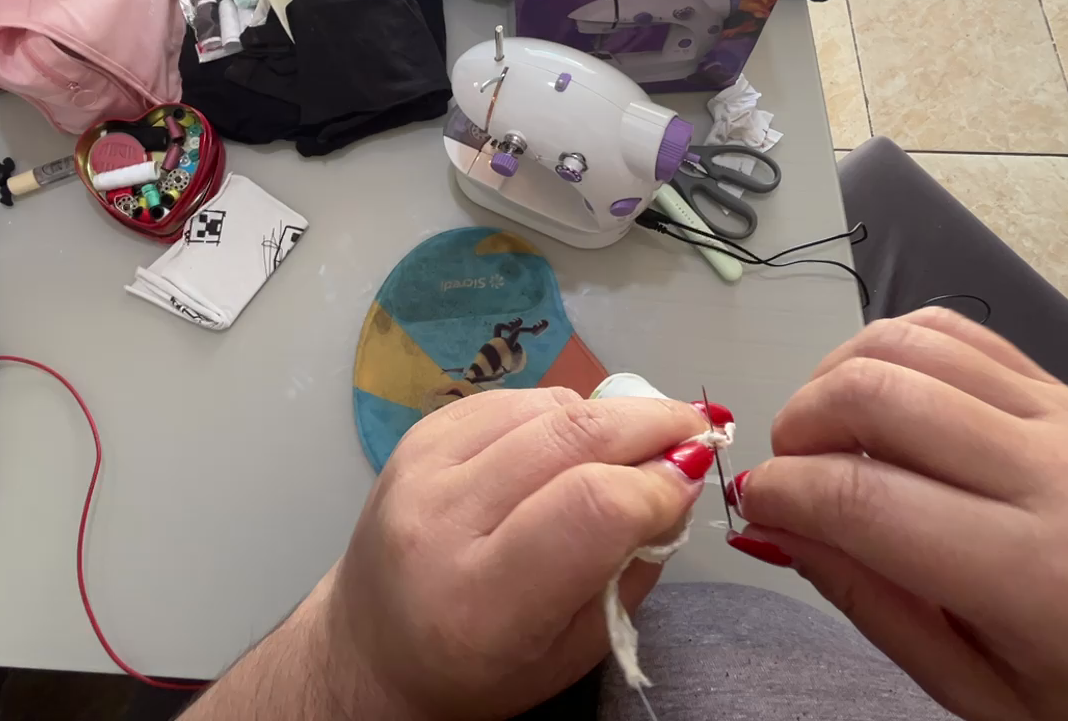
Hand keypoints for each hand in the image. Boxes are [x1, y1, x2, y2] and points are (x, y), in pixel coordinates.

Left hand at [308, 387, 717, 718]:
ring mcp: (423, 464)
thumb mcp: (572, 651)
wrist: (372, 644)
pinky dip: (559, 407)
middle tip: (695, 425)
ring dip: (607, 411)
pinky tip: (575, 432)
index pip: (590, 508)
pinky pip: (511, 399)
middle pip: (569, 438)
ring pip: (544, 406)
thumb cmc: (479, 669)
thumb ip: (631, 568)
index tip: (692, 476)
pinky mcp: (418, 433)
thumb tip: (679, 479)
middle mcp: (442, 518)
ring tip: (638, 433)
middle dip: (649, 422)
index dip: (656, 483)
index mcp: (481, 599)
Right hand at [724, 309, 1067, 720]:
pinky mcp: (1065, 393)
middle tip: (788, 473)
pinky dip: (884, 348)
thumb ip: (863, 595)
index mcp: (1050, 582)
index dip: (779, 493)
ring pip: (903, 342)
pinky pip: (949, 329)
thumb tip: (768, 522)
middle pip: (874, 394)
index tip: (753, 505)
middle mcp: (1063, 479)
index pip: (863, 500)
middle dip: (796, 425)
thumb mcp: (976, 692)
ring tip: (826, 433)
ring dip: (832, 377)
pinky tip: (875, 396)